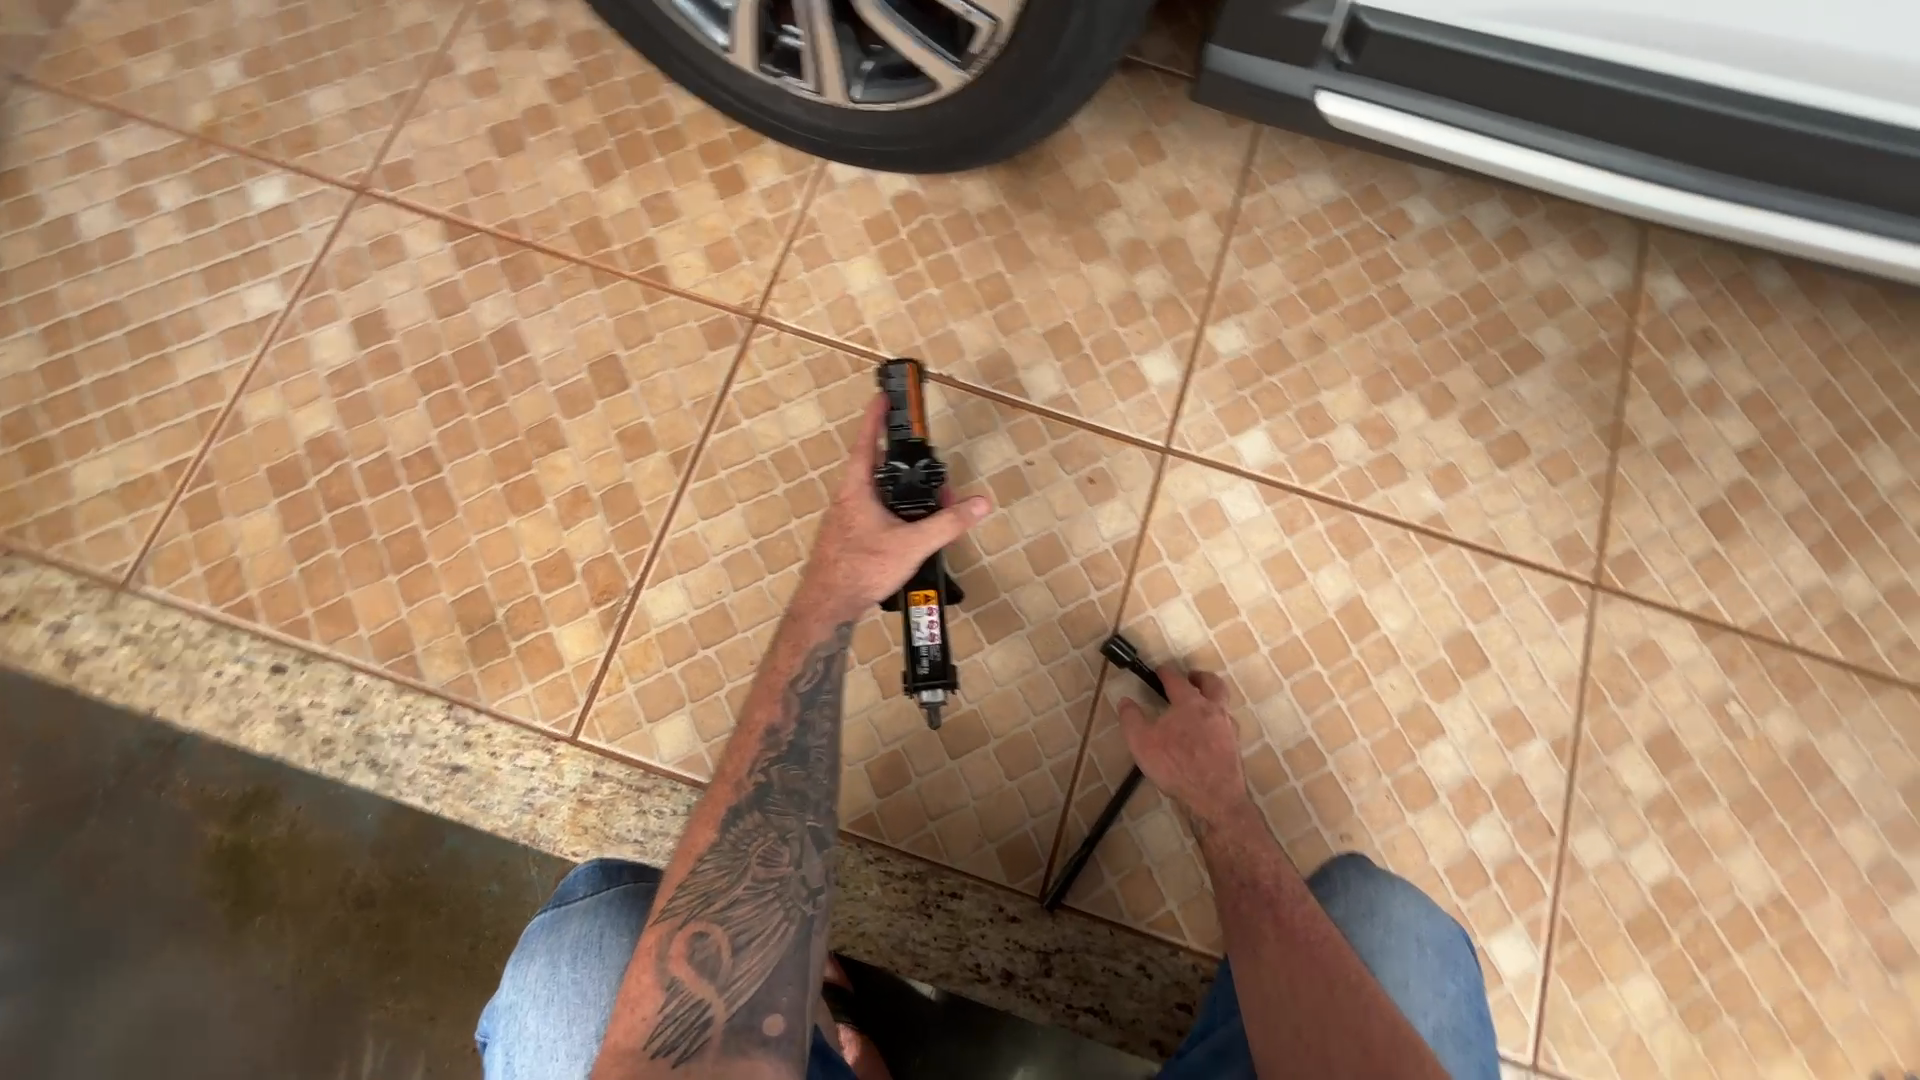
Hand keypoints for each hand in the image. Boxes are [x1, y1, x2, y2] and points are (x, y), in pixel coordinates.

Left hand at [796, 394, 990, 621]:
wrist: (827, 605)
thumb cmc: (862, 568)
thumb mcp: (912, 544)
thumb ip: (948, 523)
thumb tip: (980, 504)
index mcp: (857, 489)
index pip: (867, 443)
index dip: (875, 418)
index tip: (883, 398)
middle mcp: (847, 499)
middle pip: (877, 470)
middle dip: (908, 468)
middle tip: (934, 475)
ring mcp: (845, 520)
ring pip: (877, 495)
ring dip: (904, 495)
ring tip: (931, 507)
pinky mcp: (847, 539)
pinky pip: (875, 514)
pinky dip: (896, 513)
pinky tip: (911, 532)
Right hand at [1119, 667, 1252, 832]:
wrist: (1214, 797)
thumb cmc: (1175, 766)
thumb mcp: (1141, 742)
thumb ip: (1131, 719)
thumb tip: (1125, 701)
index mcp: (1190, 704)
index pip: (1177, 680)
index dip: (1166, 673)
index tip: (1160, 671)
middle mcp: (1213, 710)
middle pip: (1212, 684)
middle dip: (1200, 678)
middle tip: (1191, 679)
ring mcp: (1228, 729)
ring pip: (1223, 704)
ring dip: (1212, 699)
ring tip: (1199, 706)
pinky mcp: (1234, 747)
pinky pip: (1226, 725)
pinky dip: (1216, 721)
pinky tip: (1208, 733)